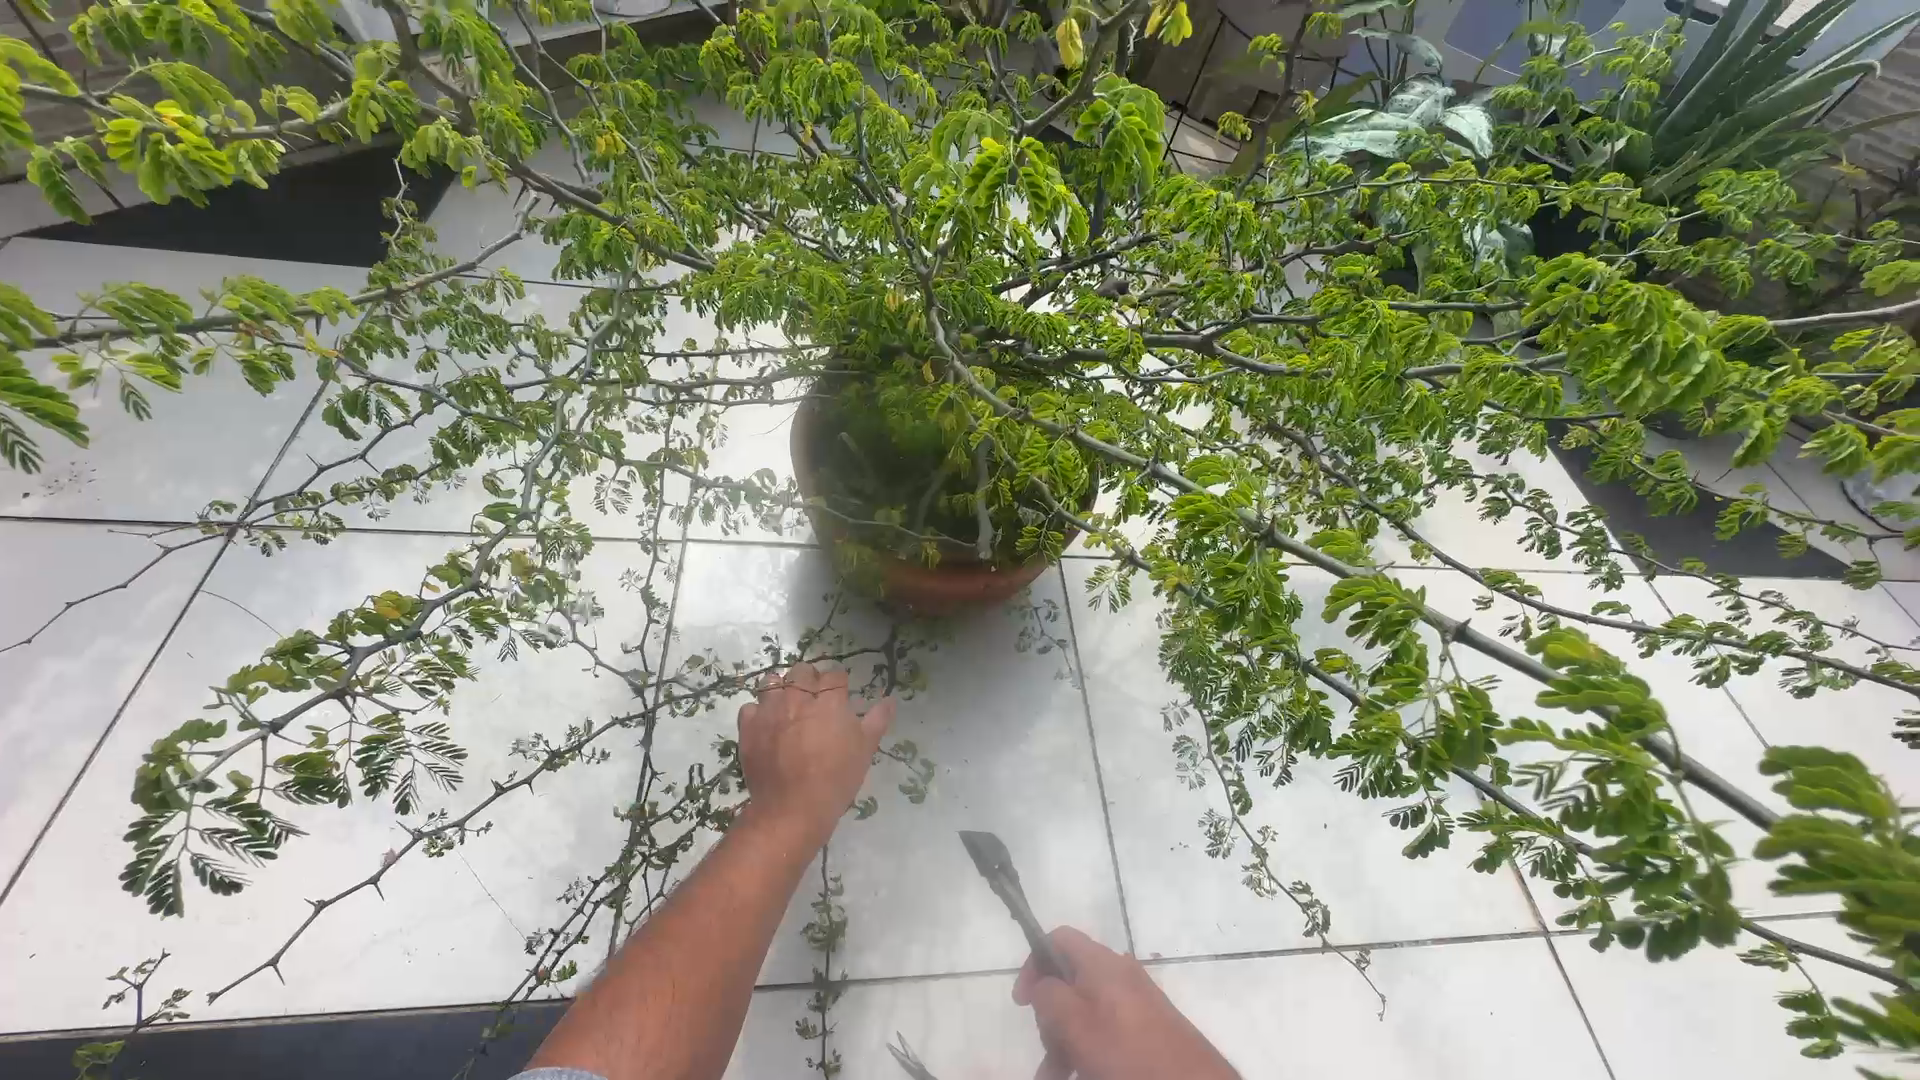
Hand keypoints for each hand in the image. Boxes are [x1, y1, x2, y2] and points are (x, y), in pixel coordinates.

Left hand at [737, 662, 896, 848]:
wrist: (793, 809)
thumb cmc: (836, 779)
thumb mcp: (865, 749)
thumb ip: (877, 720)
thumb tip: (889, 699)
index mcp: (829, 701)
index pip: (835, 675)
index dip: (838, 683)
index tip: (840, 694)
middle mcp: (797, 698)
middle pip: (802, 671)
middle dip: (809, 680)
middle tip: (813, 698)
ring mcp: (770, 711)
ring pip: (772, 682)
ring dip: (781, 689)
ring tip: (787, 705)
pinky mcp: (749, 728)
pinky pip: (750, 708)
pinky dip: (758, 713)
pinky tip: (766, 725)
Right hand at [1013, 927, 1237, 1079]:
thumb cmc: (1129, 1052)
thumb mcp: (1075, 1023)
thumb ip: (1048, 996)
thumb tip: (1041, 984)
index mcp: (1101, 962)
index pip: (1059, 939)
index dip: (1034, 963)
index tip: (1023, 1002)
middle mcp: (1119, 974)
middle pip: (1071, 981)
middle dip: (1051, 1017)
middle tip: (1046, 1052)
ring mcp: (1137, 1002)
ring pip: (1087, 1013)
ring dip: (1066, 1043)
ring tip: (1055, 1077)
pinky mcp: (1149, 1029)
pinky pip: (1108, 1032)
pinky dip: (1090, 1051)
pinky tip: (1081, 1075)